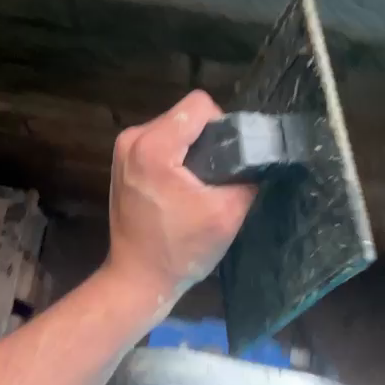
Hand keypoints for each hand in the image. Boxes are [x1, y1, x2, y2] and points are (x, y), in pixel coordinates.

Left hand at [104, 90, 256, 308]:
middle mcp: (133, 137)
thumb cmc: (180, 251)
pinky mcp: (122, 158)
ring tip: (197, 183)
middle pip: (184, 114)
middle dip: (205, 139)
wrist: (137, 279)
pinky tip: (179, 185)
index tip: (227, 158)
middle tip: (215, 175)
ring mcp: (124, 147)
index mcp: (154, 145)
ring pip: (172, 126)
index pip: (199, 105)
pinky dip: (174, 155)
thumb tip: (261, 153)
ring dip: (189, 147)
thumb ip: (247, 176)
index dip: (221, 126)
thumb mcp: (226, 215)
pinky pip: (159, 139)